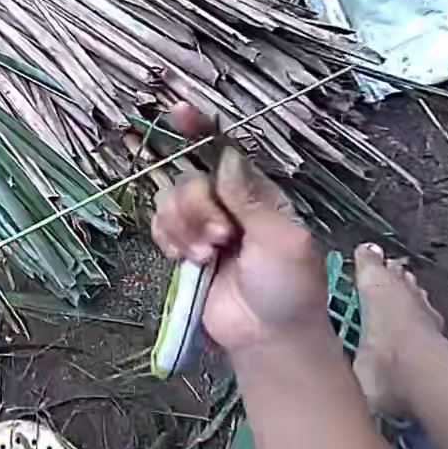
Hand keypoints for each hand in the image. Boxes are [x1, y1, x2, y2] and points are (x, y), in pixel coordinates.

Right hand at [149, 103, 331, 354]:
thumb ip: (250, 198)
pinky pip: (159, 226)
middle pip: (190, 179)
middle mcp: (226, 204)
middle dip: (198, 209)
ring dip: (184, 229)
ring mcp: (202, 226)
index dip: (201, 130)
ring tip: (206, 257)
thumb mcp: (282, 239)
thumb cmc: (288, 288)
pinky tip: (186, 260)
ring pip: (170, 201)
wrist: (267, 336)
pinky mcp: (183, 248)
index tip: (178, 112)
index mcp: (256, 195)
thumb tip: (228, 158)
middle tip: (220, 239)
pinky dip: (168, 240)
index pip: (225, 153)